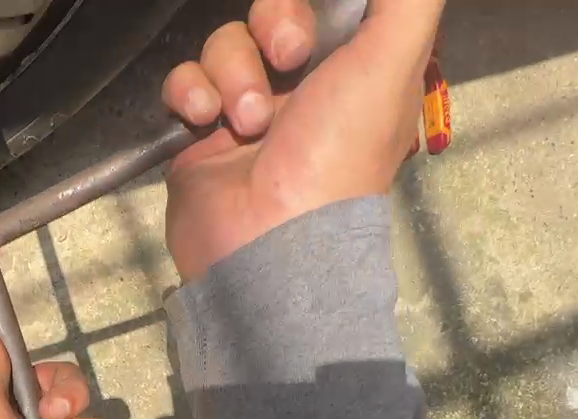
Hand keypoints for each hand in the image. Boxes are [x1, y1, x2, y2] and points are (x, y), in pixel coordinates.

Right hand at [162, 0, 444, 280]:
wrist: (266, 236)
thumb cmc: (336, 152)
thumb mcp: (396, 56)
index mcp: (346, 69)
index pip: (324, 7)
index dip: (313, 8)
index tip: (317, 31)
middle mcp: (295, 87)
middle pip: (269, 14)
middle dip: (274, 26)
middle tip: (287, 62)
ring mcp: (240, 112)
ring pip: (223, 46)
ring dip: (233, 74)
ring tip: (246, 122)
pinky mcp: (195, 135)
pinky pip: (181, 84)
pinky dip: (189, 93)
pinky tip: (204, 120)